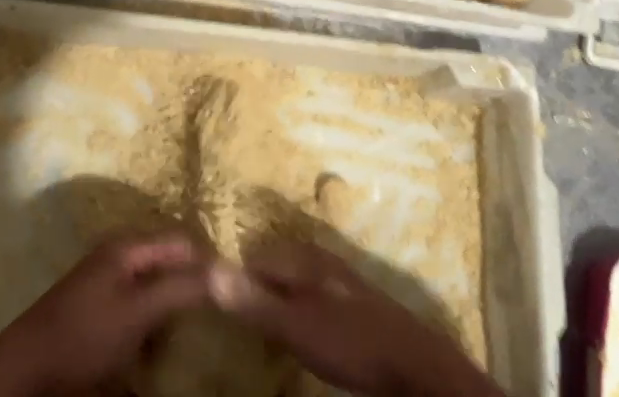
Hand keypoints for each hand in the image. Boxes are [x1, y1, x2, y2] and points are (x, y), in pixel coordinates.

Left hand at [0, 231, 210, 396]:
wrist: (23, 371)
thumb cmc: (83, 336)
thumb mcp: (138, 312)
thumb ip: (180, 287)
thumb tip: (226, 270)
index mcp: (128, 244)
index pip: (185, 241)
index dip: (209, 262)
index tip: (232, 290)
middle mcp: (119, 252)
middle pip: (171, 257)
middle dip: (194, 278)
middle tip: (217, 307)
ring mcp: (108, 277)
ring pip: (157, 279)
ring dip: (175, 298)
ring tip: (195, 321)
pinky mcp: (101, 303)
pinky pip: (141, 298)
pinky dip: (156, 311)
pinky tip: (163, 332)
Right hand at [206, 241, 502, 396]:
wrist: (412, 363)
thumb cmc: (350, 341)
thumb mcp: (296, 325)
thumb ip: (255, 301)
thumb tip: (210, 270)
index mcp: (304, 259)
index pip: (254, 255)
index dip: (229, 272)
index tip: (207, 292)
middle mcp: (320, 259)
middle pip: (273, 262)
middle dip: (251, 279)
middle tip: (228, 308)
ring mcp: (338, 278)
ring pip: (293, 276)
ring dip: (273, 292)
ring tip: (255, 316)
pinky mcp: (349, 300)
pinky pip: (309, 292)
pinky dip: (293, 304)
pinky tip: (293, 323)